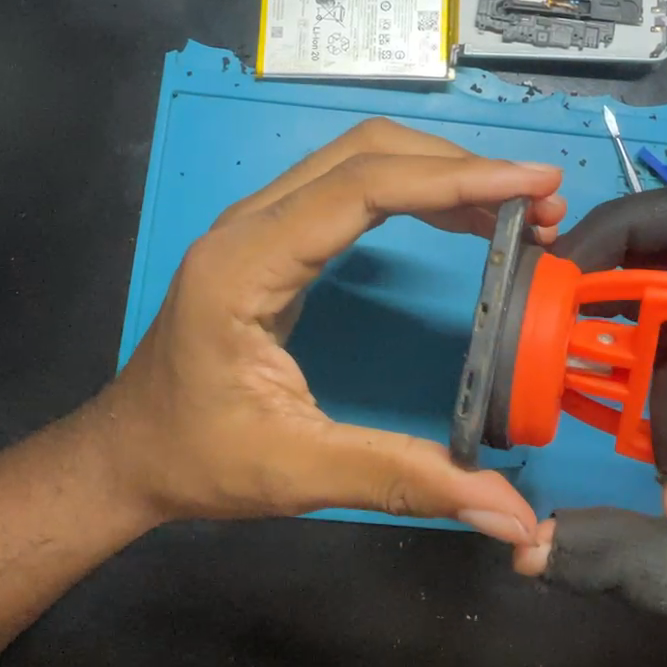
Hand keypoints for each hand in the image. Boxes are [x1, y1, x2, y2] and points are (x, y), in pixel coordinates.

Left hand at [80, 119, 566, 546]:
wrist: (128, 451)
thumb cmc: (196, 457)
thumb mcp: (296, 471)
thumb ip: (403, 479)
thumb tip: (508, 513)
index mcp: (246, 264)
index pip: (361, 188)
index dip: (453, 179)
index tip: (531, 183)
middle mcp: (252, 224)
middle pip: (368, 153)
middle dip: (460, 168)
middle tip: (539, 202)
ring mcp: (262, 223)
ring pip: (363, 160)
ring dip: (444, 174)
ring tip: (518, 211)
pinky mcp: (277, 237)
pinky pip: (355, 188)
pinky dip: (419, 193)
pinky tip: (464, 221)